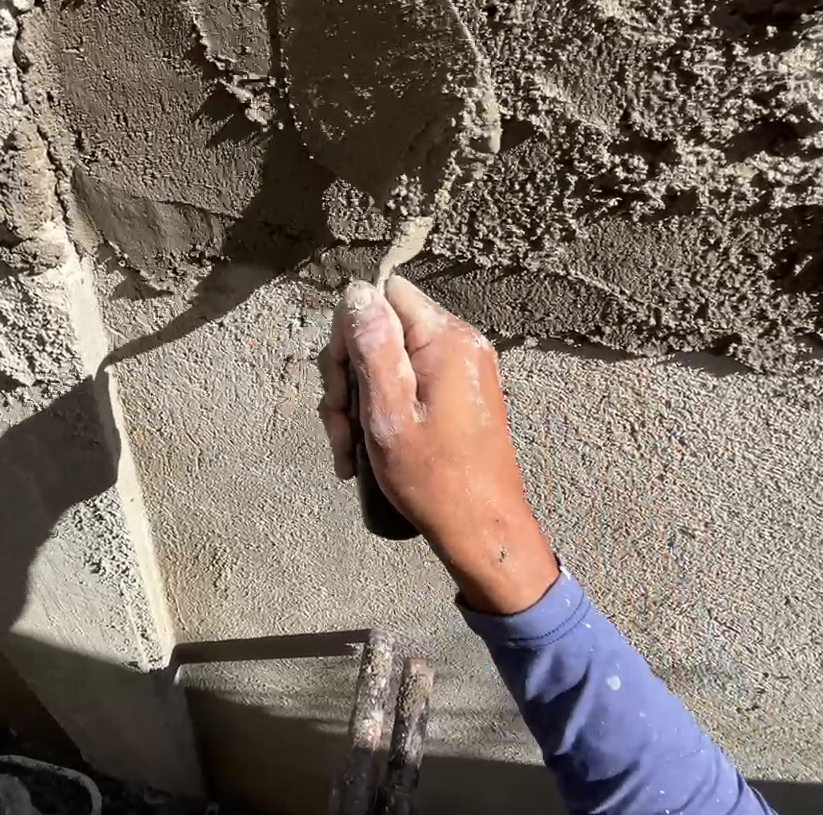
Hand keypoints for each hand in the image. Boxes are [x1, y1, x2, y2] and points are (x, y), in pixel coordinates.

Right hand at [322, 276, 558, 614]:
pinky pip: (404, 381)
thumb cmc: (434, 478)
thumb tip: (356, 292)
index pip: (385, 293)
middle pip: (381, 328)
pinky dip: (378, 408)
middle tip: (339, 424)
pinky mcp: (454, 391)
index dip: (352, 328)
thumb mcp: (388, 412)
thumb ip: (373, 347)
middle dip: (349, 374)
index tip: (342, 378)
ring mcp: (457, 368)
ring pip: (385, 359)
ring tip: (347, 446)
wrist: (483, 531)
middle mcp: (457, 343)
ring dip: (357, 399)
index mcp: (446, 339)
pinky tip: (361, 446)